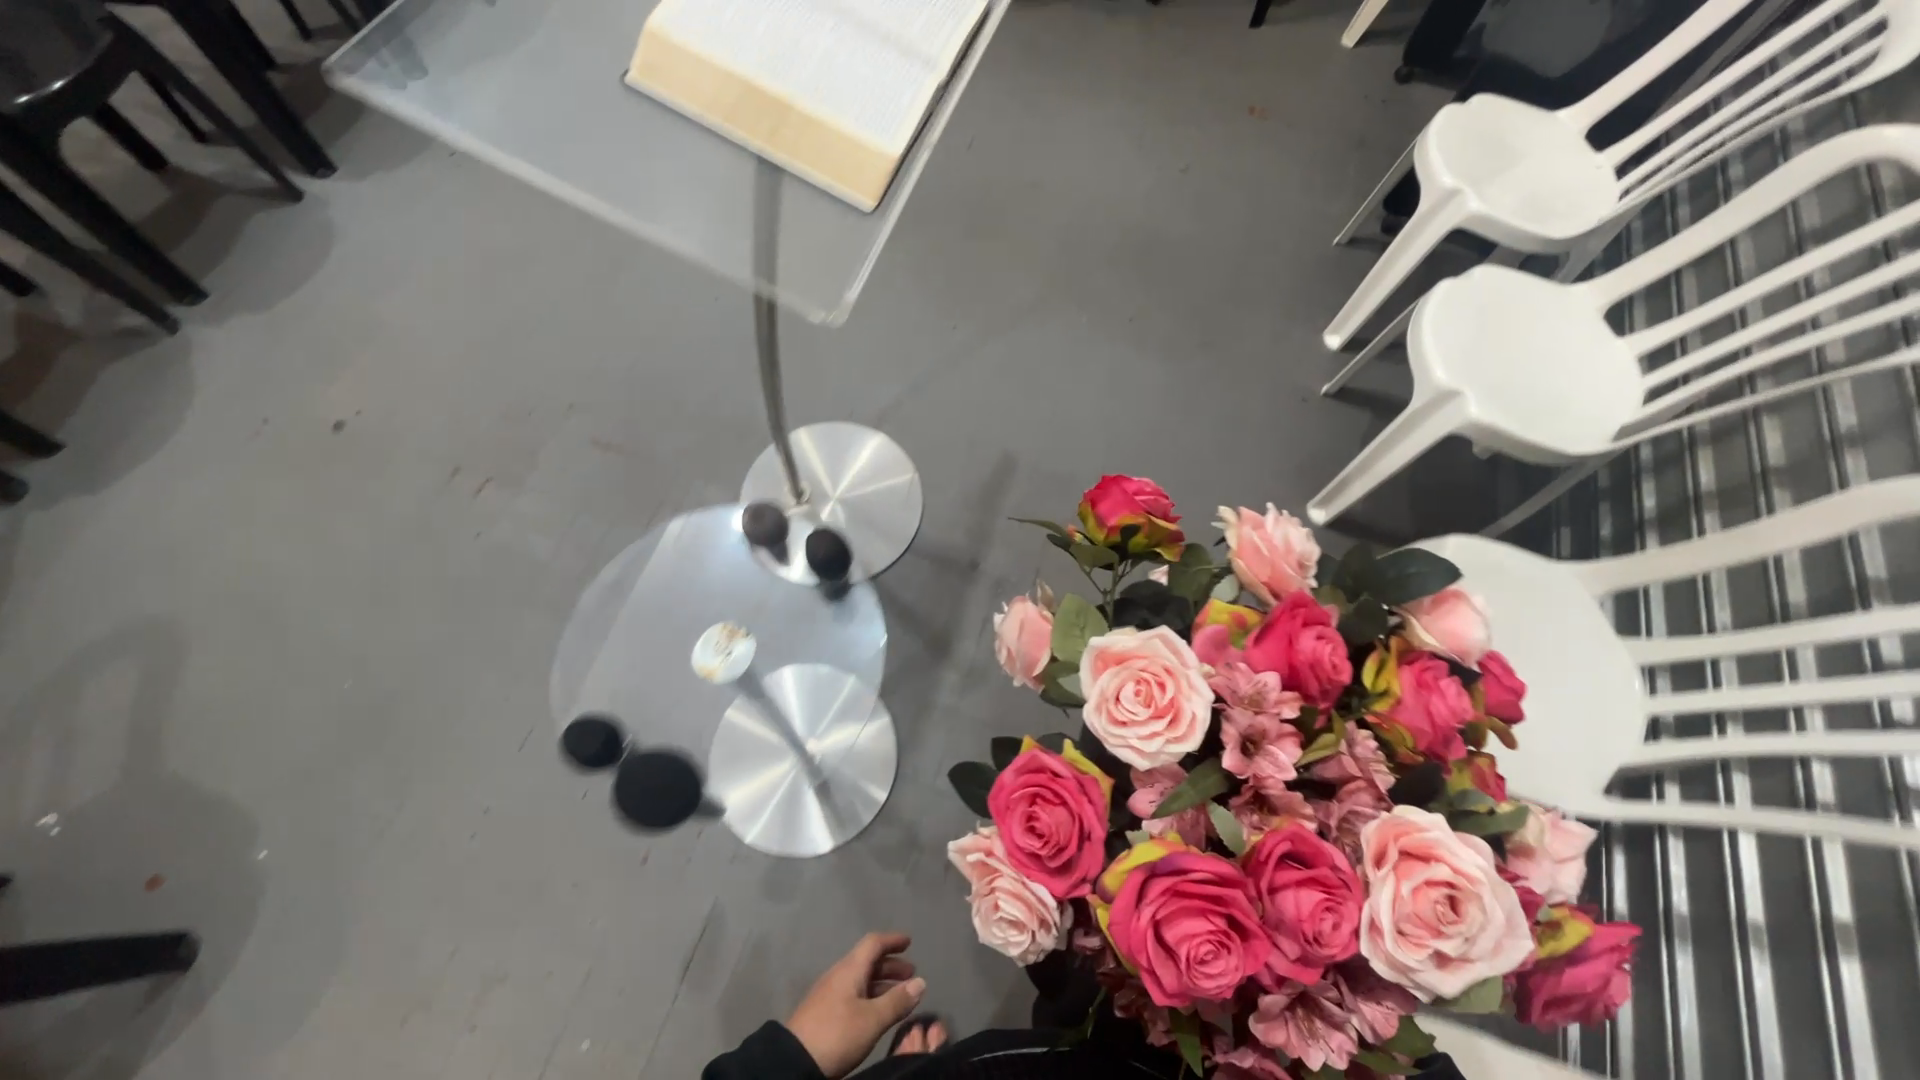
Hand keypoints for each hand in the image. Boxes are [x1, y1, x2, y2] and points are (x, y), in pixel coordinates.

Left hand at [786, 932, 926, 1078]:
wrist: (794, 1061)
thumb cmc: (837, 1033)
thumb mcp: (872, 1019)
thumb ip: (897, 1001)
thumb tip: (920, 981)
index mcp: (849, 969)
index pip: (873, 943)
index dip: (892, 940)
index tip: (909, 942)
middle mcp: (839, 976)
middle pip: (867, 961)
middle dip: (891, 965)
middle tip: (911, 974)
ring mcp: (829, 994)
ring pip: (861, 979)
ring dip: (882, 983)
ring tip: (900, 995)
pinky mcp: (825, 1012)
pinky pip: (853, 994)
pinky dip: (871, 996)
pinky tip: (878, 1012)